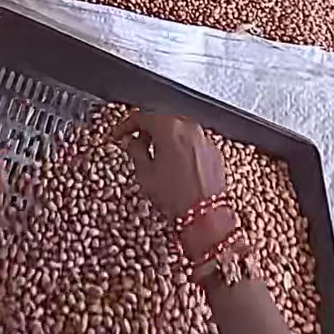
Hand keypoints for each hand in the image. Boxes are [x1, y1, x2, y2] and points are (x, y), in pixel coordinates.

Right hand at [112, 113, 230, 254]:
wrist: (206, 216)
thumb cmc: (176, 196)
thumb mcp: (145, 173)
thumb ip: (135, 150)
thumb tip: (131, 142)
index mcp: (169, 127)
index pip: (141, 116)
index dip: (126, 125)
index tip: (119, 134)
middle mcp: (189, 127)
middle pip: (162, 119)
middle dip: (146, 129)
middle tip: (134, 143)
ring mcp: (204, 137)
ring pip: (179, 129)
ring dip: (164, 137)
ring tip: (154, 155)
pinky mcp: (214, 150)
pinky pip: (192, 141)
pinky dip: (181, 146)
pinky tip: (174, 163)